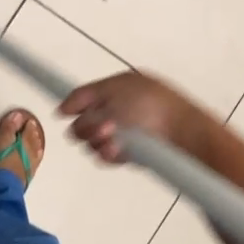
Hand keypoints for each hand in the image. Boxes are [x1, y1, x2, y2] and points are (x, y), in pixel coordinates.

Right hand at [59, 71, 212, 163]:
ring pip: (93, 141)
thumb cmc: (149, 105)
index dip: (72, 104)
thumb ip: (84, 100)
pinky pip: (108, 155)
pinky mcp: (132, 154)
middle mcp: (120, 110)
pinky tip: (115, 150)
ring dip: (96, 140)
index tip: (61, 114)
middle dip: (86, 126)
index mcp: (119, 88)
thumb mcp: (113, 93)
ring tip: (110, 138)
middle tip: (99, 127)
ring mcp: (126, 133)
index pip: (86, 95)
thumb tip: (62, 110)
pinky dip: (107, 153)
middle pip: (85, 121)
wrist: (183, 131)